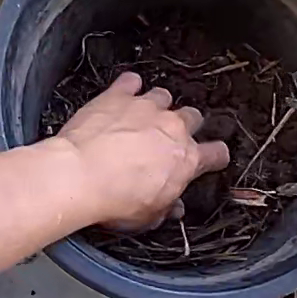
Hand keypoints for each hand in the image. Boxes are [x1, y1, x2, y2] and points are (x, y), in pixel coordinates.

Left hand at [51, 71, 230, 231]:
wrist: (80, 175)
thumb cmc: (114, 197)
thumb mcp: (147, 216)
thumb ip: (165, 207)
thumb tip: (172, 208)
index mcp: (186, 159)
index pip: (215, 153)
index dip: (216, 156)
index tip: (212, 157)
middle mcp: (172, 128)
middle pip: (193, 117)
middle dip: (186, 125)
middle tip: (171, 137)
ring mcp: (146, 108)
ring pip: (164, 96)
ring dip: (158, 104)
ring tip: (145, 115)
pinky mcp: (118, 96)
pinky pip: (130, 82)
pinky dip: (129, 86)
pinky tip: (124, 91)